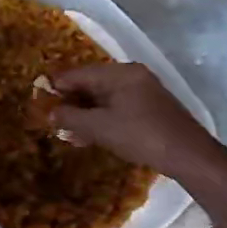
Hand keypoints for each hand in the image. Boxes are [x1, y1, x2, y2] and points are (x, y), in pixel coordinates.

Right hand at [50, 62, 221, 176]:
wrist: (187, 154)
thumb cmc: (141, 136)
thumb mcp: (100, 128)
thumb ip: (72, 118)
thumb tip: (51, 112)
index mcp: (120, 73)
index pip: (79, 74)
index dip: (57, 87)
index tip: (39, 100)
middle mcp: (132, 76)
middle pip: (91, 84)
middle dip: (71, 102)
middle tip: (52, 119)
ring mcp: (143, 91)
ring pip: (104, 98)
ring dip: (85, 113)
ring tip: (67, 132)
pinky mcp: (150, 108)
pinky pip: (117, 107)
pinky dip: (102, 118)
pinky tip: (90, 135)